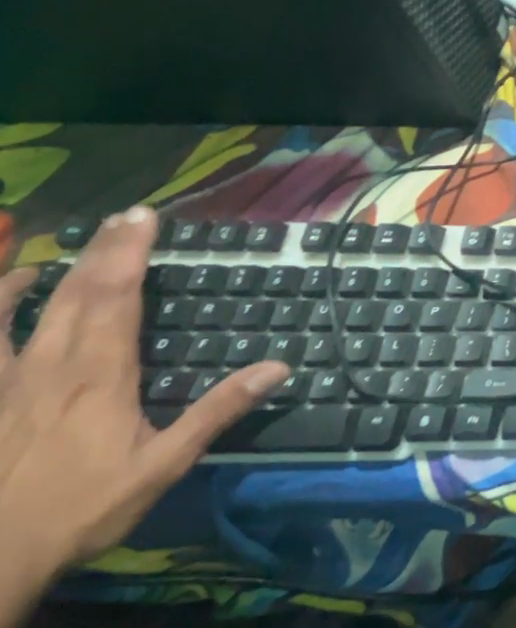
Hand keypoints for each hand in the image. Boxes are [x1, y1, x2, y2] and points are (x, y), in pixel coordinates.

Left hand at [0, 207, 287, 578]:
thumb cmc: (81, 510)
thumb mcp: (162, 467)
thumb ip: (216, 413)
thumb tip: (278, 367)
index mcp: (100, 378)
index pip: (117, 300)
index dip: (130, 255)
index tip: (145, 219)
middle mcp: (53, 368)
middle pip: (79, 293)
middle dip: (105, 250)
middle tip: (128, 216)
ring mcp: (10, 381)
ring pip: (35, 310)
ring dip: (63, 269)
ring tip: (85, 239)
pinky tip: (15, 283)